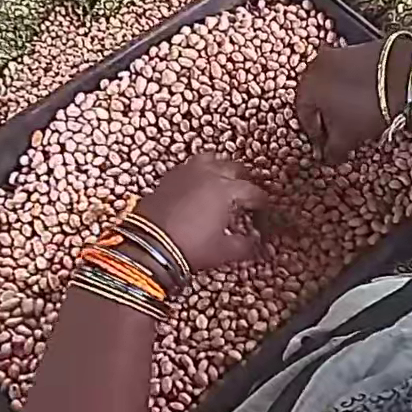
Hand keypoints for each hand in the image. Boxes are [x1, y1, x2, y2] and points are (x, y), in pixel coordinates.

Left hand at [133, 154, 269, 272]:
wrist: (148, 246)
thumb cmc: (189, 247)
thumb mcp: (223, 251)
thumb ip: (245, 245)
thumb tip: (257, 244)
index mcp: (227, 189)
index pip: (253, 192)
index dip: (261, 203)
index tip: (263, 212)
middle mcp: (209, 174)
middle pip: (235, 168)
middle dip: (244, 182)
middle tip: (247, 197)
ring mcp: (187, 172)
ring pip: (212, 160)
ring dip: (221, 169)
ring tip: (224, 185)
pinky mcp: (169, 177)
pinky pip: (191, 167)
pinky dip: (200, 173)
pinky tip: (200, 188)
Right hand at [293, 40, 392, 161]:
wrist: (401, 74)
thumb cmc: (363, 109)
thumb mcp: (346, 137)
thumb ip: (332, 150)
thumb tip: (328, 158)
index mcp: (306, 86)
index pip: (304, 117)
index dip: (316, 137)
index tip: (327, 148)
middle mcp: (317, 65)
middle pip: (318, 98)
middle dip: (328, 119)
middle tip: (340, 135)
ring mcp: (339, 53)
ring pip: (334, 85)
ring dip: (341, 103)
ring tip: (356, 119)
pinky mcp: (360, 48)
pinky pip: (350, 74)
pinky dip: (354, 89)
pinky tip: (367, 101)